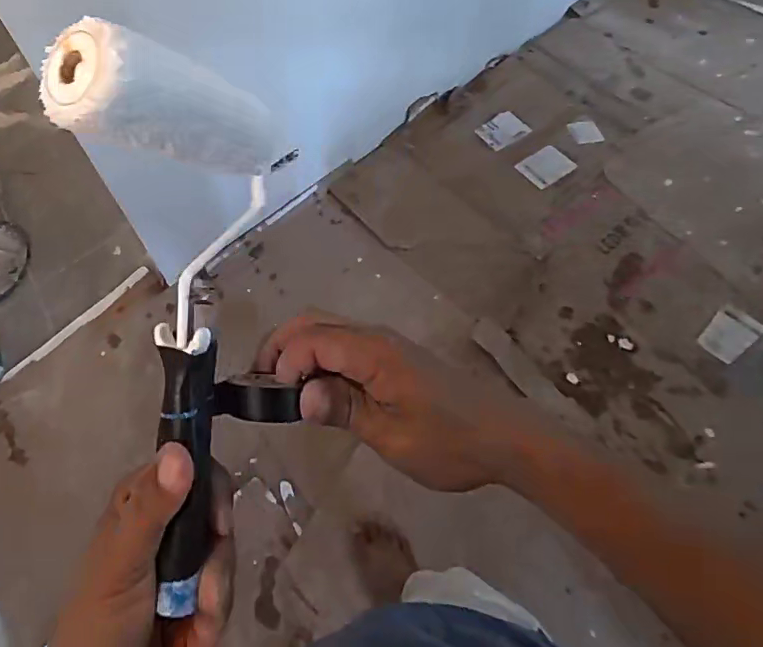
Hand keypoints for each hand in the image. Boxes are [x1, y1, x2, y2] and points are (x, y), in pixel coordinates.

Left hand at [50, 443, 234, 646]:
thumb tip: (179, 449)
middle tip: (205, 586)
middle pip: (216, 513)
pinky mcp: (198, 596)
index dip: (213, 488)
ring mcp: (184, 560)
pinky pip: (226, 591)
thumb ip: (151, 506)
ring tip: (195, 618)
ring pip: (224, 554)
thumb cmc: (102, 612)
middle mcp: (168, 521)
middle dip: (217, 554)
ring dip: (216, 591)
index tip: (219, 521)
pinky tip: (196, 632)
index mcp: (144, 498)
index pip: (191, 466)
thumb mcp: (123, 556)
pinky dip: (215, 616)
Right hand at [256, 310, 537, 492]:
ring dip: (296, 347)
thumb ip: (344, 409)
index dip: (284, 361)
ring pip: (326, 327)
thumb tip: (300, 396)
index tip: (272, 395)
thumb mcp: (392, 437)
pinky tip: (314, 384)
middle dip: (280, 344)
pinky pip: (341, 340)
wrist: (503, 436)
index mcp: (373, 351)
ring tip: (279, 383)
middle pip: (313, 321)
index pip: (312, 339)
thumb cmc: (448, 440)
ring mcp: (382, 342)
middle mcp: (373, 336)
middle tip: (259, 380)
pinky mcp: (389, 354)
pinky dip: (316, 353)